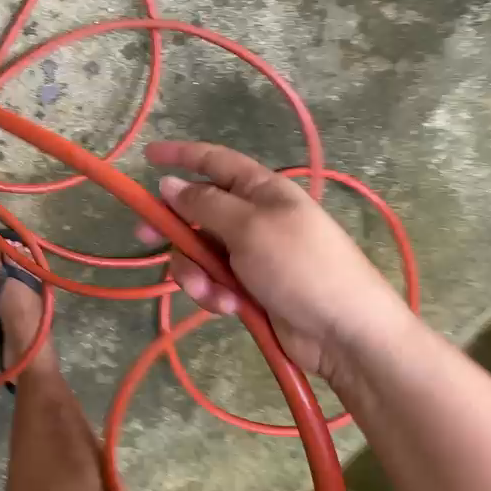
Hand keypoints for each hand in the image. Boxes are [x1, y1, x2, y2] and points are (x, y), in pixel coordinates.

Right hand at [136, 141, 409, 380]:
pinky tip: (228, 307)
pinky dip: (212, 293)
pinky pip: (211, 280)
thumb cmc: (302, 268)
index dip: (180, 156)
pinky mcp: (247, 287)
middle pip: (196, 210)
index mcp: (262, 191)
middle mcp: (254, 217)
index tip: (146, 156)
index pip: (214, 162)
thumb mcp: (250, 228)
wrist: (346, 335)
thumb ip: (203, 204)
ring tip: (213, 293)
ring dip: (196, 272)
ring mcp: (250, 254)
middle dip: (173, 228)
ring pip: (198, 251)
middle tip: (144, 238)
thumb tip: (168, 184)